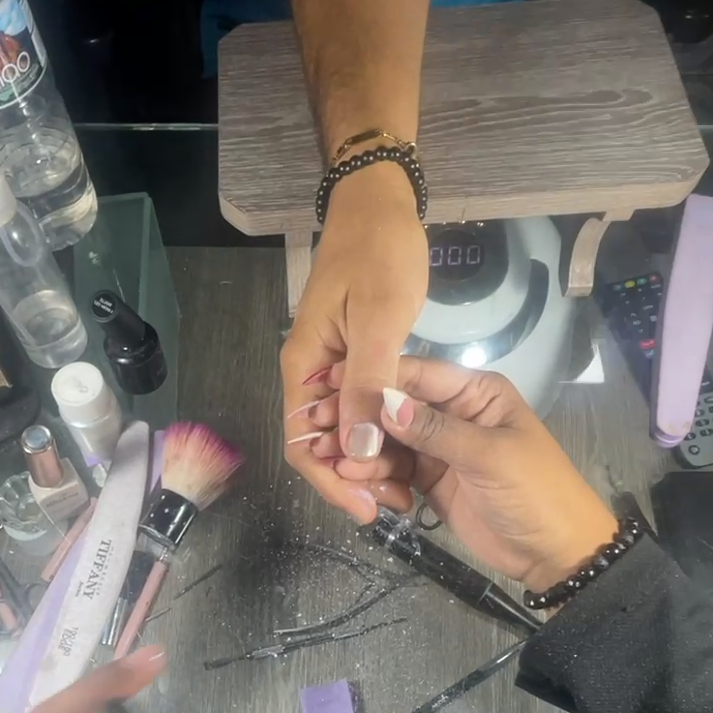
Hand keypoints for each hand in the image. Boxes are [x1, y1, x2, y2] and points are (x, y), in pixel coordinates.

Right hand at [280, 162, 427, 522]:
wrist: (380, 205)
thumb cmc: (379, 255)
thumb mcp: (378, 321)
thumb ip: (367, 386)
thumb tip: (359, 449)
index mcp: (305, 369)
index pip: (303, 443)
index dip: (331, 481)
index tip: (366, 508)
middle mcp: (313, 377)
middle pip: (322, 446)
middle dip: (354, 479)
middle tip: (394, 504)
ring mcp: (335, 372)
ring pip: (345, 434)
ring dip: (371, 463)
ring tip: (406, 489)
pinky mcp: (358, 367)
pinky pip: (363, 414)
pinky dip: (382, 438)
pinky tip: (409, 452)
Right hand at [334, 357, 618, 592]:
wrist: (553, 553)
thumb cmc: (535, 493)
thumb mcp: (489, 456)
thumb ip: (435, 430)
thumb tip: (383, 402)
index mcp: (474, 392)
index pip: (414, 375)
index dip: (372, 380)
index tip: (330, 385)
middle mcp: (450, 412)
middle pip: (393, 408)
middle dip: (358, 421)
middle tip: (319, 431)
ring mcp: (436, 447)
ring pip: (386, 441)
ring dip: (362, 453)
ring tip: (338, 467)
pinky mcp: (427, 479)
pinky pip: (391, 470)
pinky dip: (373, 476)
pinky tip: (355, 482)